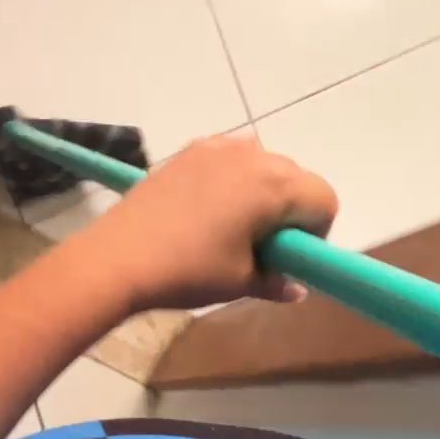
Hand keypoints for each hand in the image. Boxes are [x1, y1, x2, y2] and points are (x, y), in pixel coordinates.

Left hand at [65, 134, 337, 312]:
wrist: (116, 258)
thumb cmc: (186, 271)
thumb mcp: (236, 282)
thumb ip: (274, 281)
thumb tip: (295, 290)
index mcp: (276, 185)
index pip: (323, 201)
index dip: (315, 234)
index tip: (288, 260)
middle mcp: (254, 155)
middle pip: (294, 180)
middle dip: (287, 213)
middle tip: (258, 250)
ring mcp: (218, 147)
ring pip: (261, 167)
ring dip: (259, 195)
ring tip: (228, 231)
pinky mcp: (188, 152)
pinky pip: (227, 160)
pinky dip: (230, 181)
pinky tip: (206, 210)